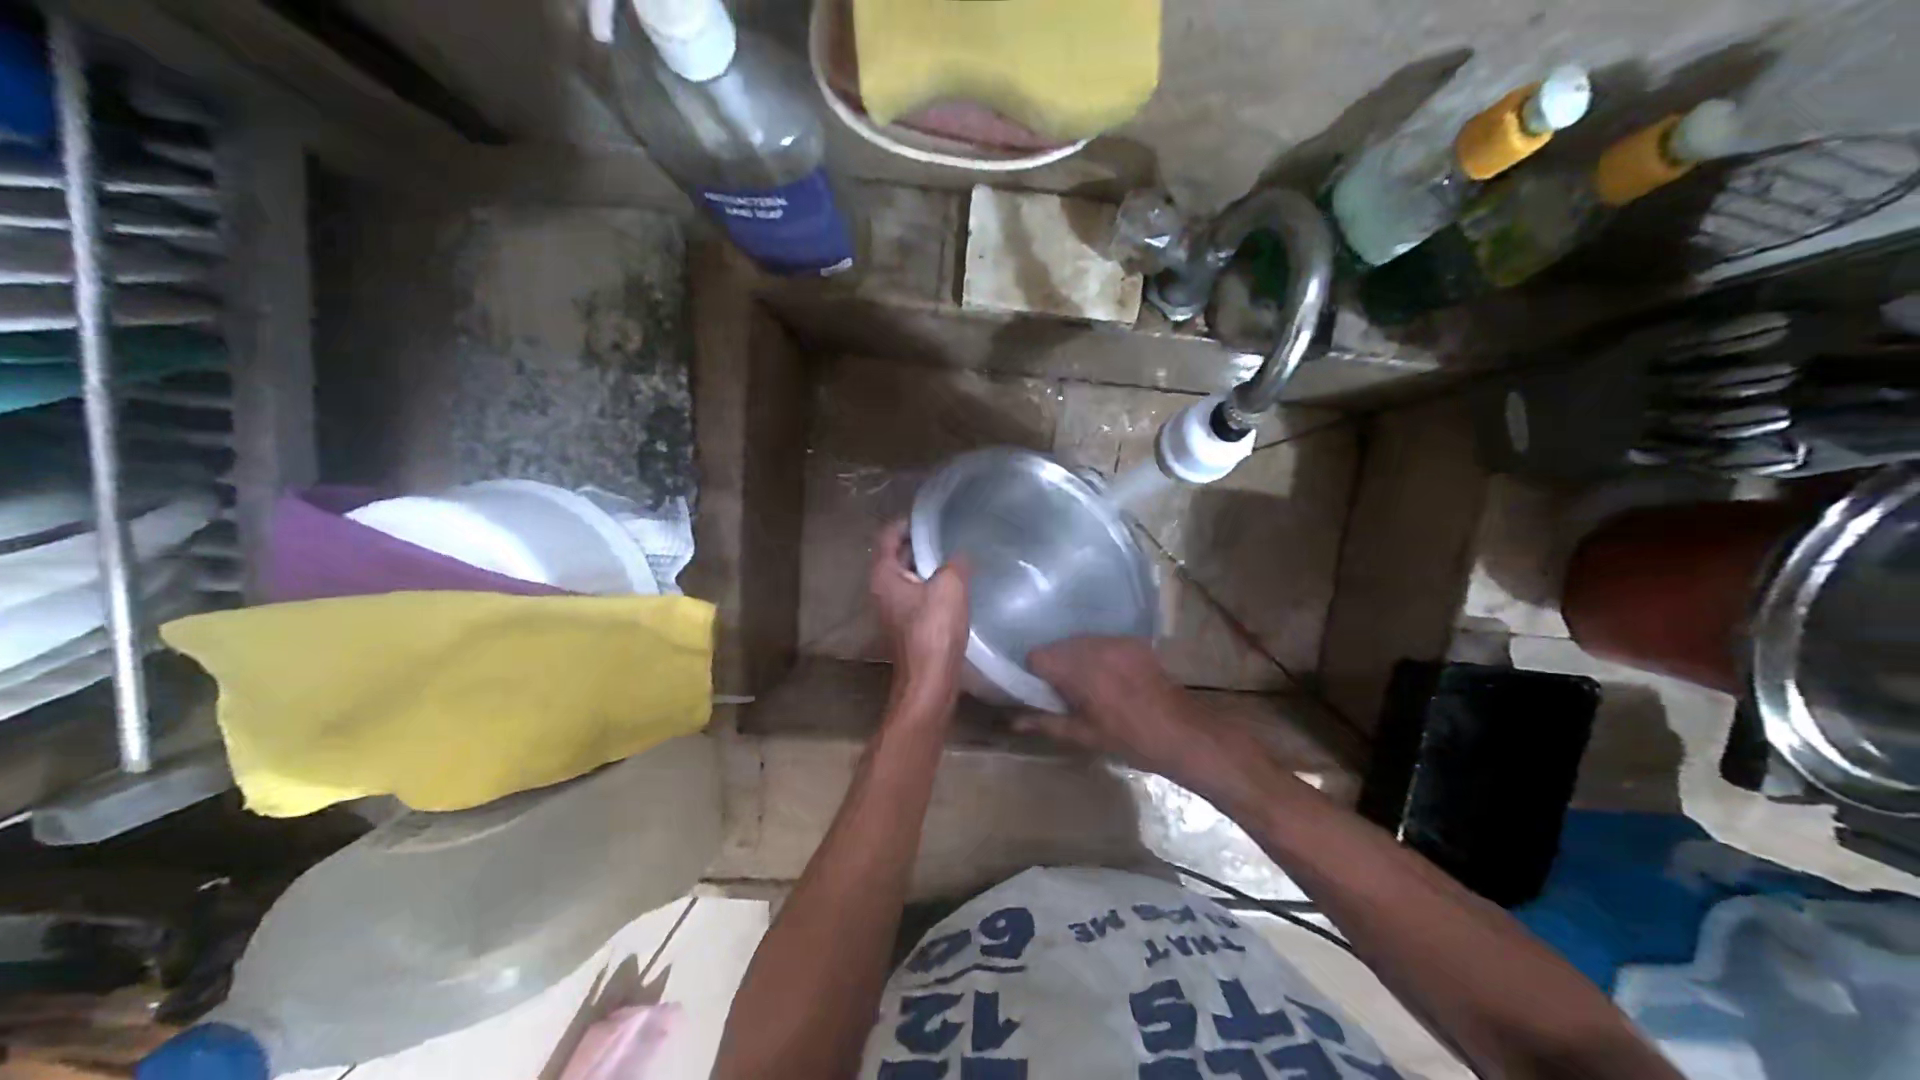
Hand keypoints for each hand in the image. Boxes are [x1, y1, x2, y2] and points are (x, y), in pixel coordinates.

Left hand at [869, 521, 970, 716]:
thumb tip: (960, 555)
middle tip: (952, 533)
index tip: (935, 516)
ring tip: (960, 556)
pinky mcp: (908, 625)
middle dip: (924, 543)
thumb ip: (955, 562)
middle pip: (900, 555)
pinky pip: (920, 595)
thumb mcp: (950, 586)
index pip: (889, 534)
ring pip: (912, 576)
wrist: (930, 682)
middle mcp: (882, 589)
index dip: (910, 522)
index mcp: (884, 574)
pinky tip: (960, 587)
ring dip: (932, 566)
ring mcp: (894, 609)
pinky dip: (935, 587)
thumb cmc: (934, 631)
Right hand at [1022, 637, 1261, 788]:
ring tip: (1091, 685)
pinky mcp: (1134, 642)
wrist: (1181, 732)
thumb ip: (1045, 723)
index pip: (1037, 655)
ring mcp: (1117, 641)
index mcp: (1079, 670)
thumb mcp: (1083, 735)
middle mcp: (1095, 647)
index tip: (1045, 692)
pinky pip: (1104, 642)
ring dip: (1078, 658)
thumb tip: (1013, 722)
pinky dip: (1100, 655)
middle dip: (1057, 665)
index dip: (1036, 674)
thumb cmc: (1129, 739)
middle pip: (1058, 646)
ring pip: (1080, 642)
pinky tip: (1112, 677)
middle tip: (1067, 693)